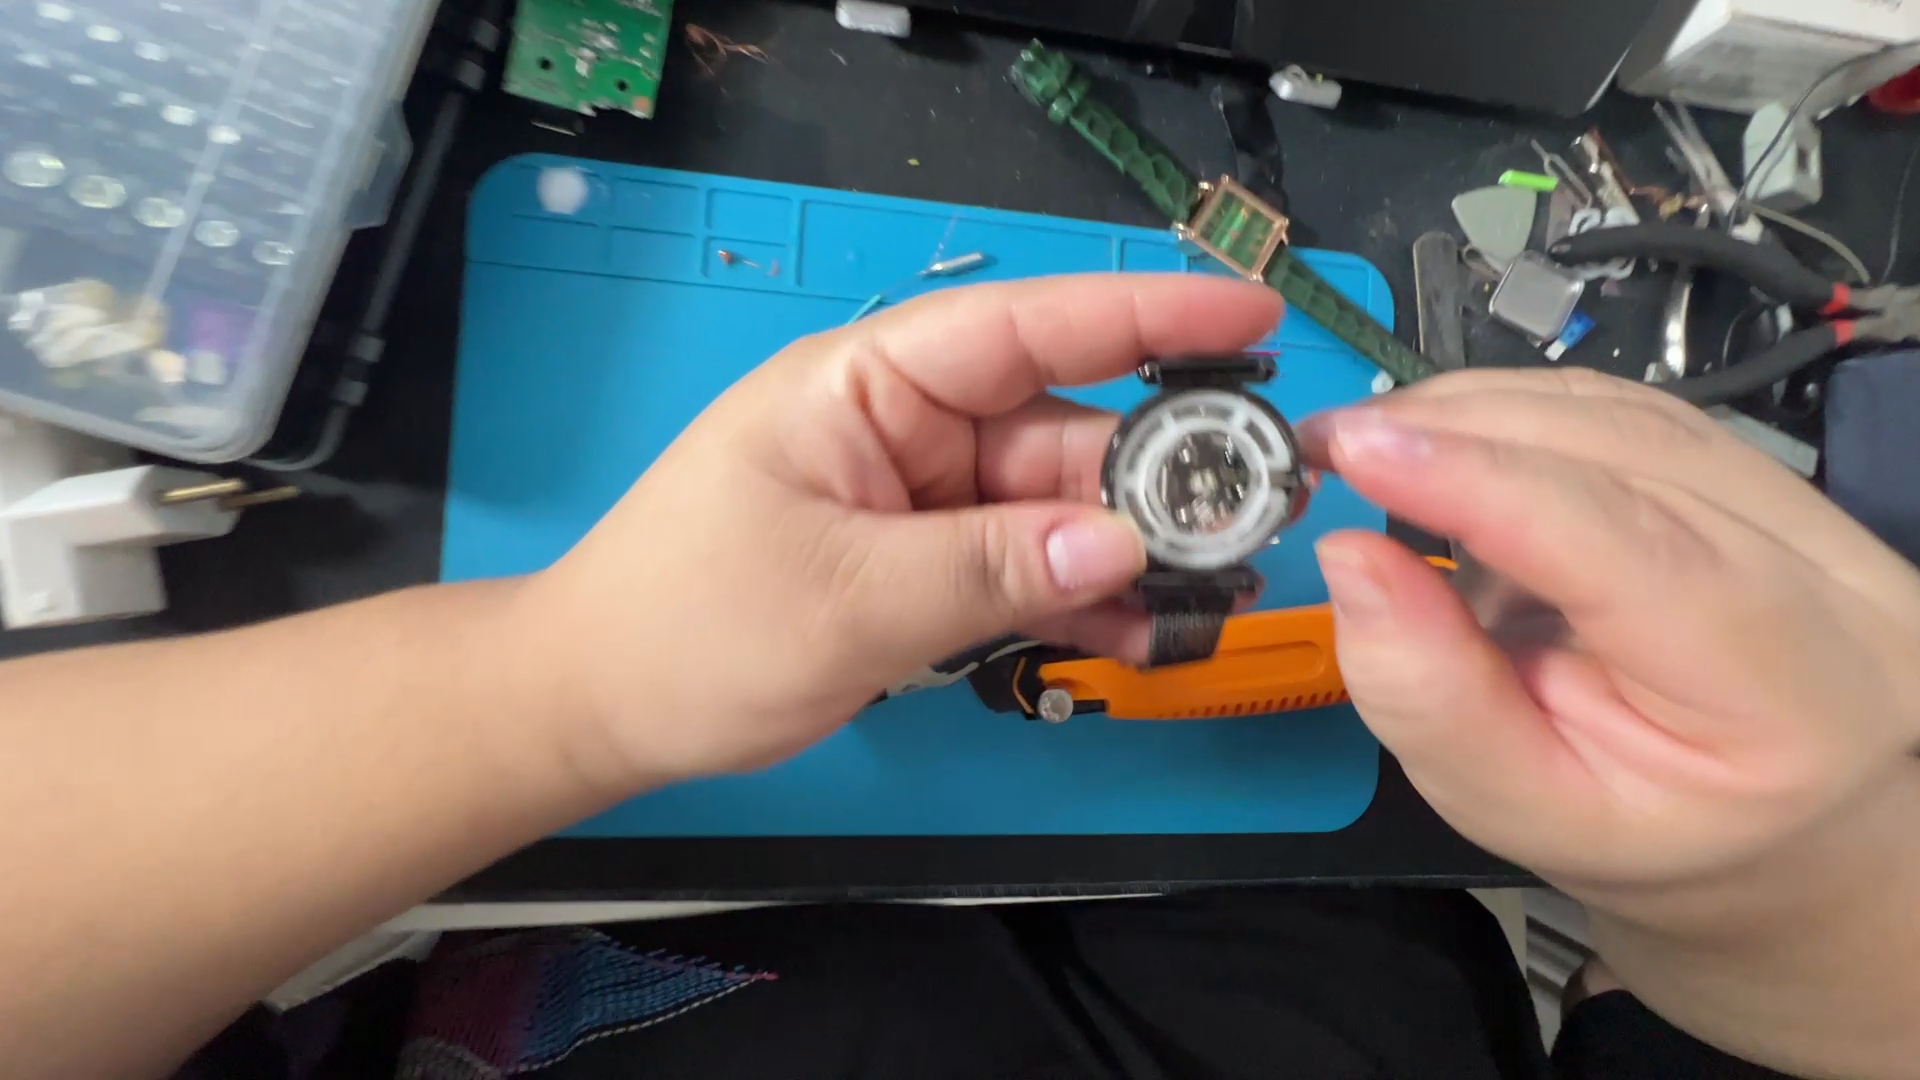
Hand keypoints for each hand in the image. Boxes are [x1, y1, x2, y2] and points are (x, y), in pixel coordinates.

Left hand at [518, 275, 1283, 785]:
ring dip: (1127, 551)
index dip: (1143, 319)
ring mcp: (925, 502)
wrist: (611, 703)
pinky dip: (1077, 598)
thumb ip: (988, 567)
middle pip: (1059, 433)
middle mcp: (909, 431)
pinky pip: (1023, 569)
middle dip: (1154, 476)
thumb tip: (1119, 545)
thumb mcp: (847, 596)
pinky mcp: (929, 564)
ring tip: (1209, 593)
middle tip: (1251, 519)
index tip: (1250, 319)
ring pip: (1053, 511)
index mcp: (869, 387)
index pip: (1023, 329)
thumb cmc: (693, 625)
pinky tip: (1136, 630)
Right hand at [1302, 369, 1919, 924]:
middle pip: (1622, 450)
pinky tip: (1424, 443)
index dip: (1479, 485)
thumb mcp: (1502, 799)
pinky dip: (1490, 412)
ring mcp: (1791, 506)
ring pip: (1610, 409)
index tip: (1350, 449)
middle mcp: (1825, 571)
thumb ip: (1423, 694)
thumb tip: (1348, 556)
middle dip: (1449, 430)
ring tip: (1356, 442)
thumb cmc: (1622, 821)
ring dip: (1460, 411)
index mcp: (1789, 691)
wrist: (1743, 815)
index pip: (1631, 547)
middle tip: (1319, 442)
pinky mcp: (1732, 474)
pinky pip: (1602, 409)